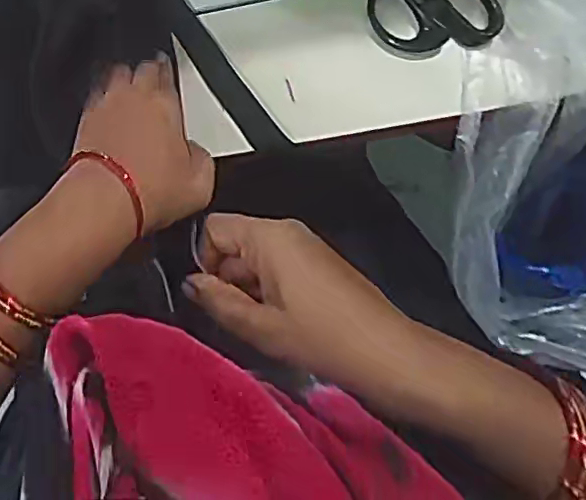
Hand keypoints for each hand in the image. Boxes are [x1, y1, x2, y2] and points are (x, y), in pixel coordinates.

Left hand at [71, 57, 212, 234]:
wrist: (105, 197)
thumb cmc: (147, 189)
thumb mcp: (198, 184)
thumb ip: (202, 159)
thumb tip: (196, 156)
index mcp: (166, 105)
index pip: (168, 75)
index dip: (170, 72)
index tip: (170, 74)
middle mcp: (135, 97)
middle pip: (142, 68)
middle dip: (149, 70)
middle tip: (153, 75)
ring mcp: (107, 104)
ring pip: (116, 74)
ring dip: (124, 78)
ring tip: (128, 84)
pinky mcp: (86, 118)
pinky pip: (95, 94)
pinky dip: (102, 96)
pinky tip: (105, 105)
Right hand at [185, 214, 416, 383]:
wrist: (394, 358)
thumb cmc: (326, 340)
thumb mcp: (262, 327)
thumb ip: (218, 301)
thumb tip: (190, 284)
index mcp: (267, 235)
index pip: (212, 227)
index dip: (203, 260)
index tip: (213, 298)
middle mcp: (285, 230)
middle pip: (233, 242)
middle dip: (226, 278)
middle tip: (238, 320)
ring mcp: (304, 244)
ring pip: (254, 257)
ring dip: (248, 289)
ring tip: (263, 327)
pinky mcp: (318, 262)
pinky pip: (277, 265)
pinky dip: (269, 290)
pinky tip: (282, 324)